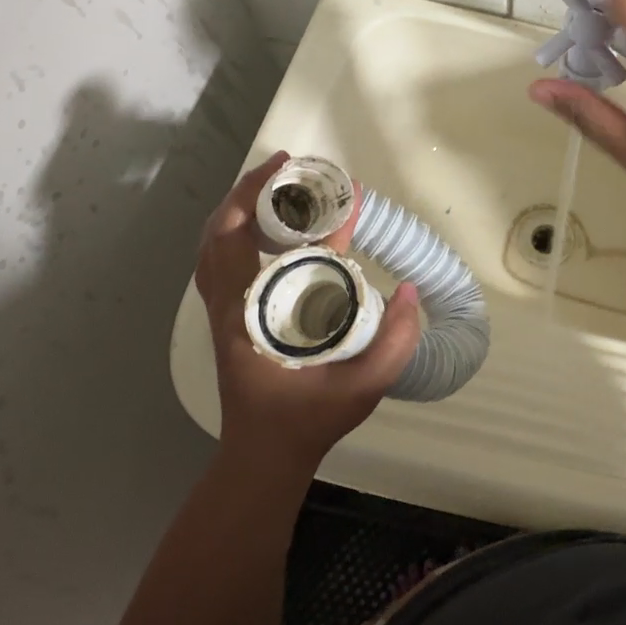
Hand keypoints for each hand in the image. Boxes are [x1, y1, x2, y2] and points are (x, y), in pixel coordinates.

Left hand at [194, 153, 421, 466]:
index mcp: (250, 319)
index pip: (258, 248)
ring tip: (277, 186)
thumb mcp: (361, 388)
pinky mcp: (229, 318)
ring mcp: (224, 312)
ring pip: (213, 245)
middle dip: (252, 191)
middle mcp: (229, 308)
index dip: (290, 209)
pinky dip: (236, 232)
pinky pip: (220, 261)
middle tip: (291, 167)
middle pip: (220, 234)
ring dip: (241, 208)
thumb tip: (412, 291)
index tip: (330, 185)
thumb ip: (394, 344)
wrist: (263, 457)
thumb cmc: (307, 421)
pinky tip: (266, 227)